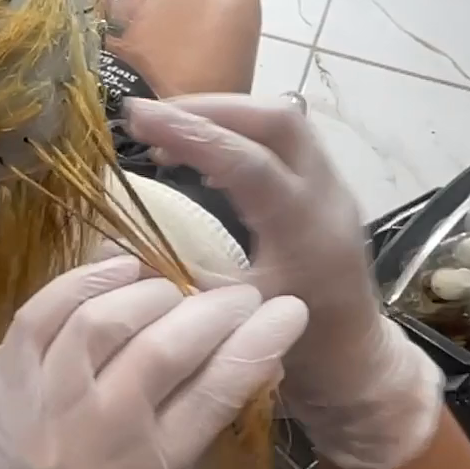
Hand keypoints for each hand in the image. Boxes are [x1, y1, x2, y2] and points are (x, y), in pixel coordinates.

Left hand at [0, 255, 305, 468]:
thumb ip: (203, 410)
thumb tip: (257, 341)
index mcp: (145, 467)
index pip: (210, 400)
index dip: (253, 348)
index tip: (288, 309)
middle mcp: (94, 433)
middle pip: (159, 356)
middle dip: (210, 313)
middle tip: (236, 293)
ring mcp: (43, 399)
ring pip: (100, 325)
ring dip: (150, 294)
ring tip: (173, 287)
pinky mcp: (6, 370)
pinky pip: (41, 312)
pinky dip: (85, 280)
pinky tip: (120, 268)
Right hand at [124, 96, 442, 468]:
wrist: (356, 361)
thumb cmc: (296, 348)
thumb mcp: (228, 322)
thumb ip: (176, 279)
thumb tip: (113, 244)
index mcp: (304, 232)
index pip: (246, 161)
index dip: (189, 133)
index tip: (136, 116)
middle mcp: (327, 198)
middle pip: (277, 119)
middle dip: (208, 107)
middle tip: (150, 115)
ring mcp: (333, 188)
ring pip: (285, 121)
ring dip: (224, 114)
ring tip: (168, 129)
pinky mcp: (326, 189)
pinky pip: (285, 141)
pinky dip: (238, 134)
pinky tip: (201, 156)